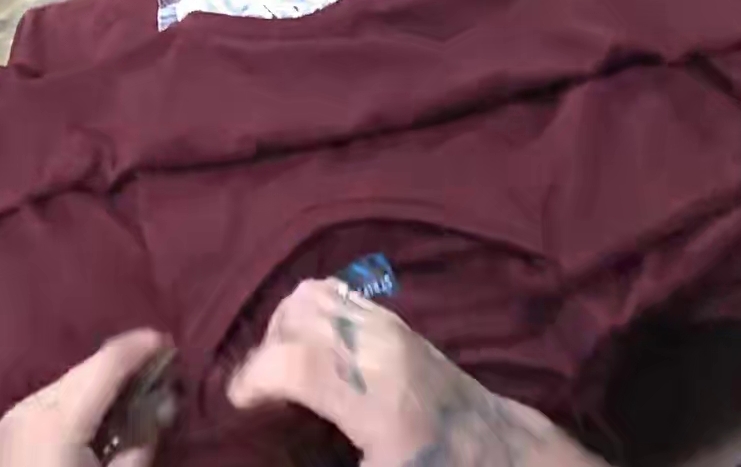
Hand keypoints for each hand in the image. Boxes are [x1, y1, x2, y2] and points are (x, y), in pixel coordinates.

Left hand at [0, 329, 170, 466]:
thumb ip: (140, 445)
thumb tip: (163, 404)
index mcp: (55, 421)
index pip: (106, 363)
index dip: (140, 347)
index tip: (170, 341)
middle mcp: (28, 407)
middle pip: (86, 370)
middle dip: (123, 366)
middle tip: (158, 371)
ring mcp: (9, 420)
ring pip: (67, 384)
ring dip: (99, 385)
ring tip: (131, 396)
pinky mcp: (1, 436)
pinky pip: (48, 405)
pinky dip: (76, 405)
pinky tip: (96, 420)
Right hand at [229, 281, 604, 466]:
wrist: (503, 455)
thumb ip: (322, 466)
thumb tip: (276, 453)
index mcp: (381, 402)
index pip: (300, 364)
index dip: (256, 376)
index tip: (237, 402)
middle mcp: (378, 349)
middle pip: (298, 318)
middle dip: (266, 351)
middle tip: (262, 392)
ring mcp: (385, 325)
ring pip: (311, 296)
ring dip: (282, 325)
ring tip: (281, 366)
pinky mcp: (389, 316)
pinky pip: (331, 291)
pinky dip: (305, 310)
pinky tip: (307, 343)